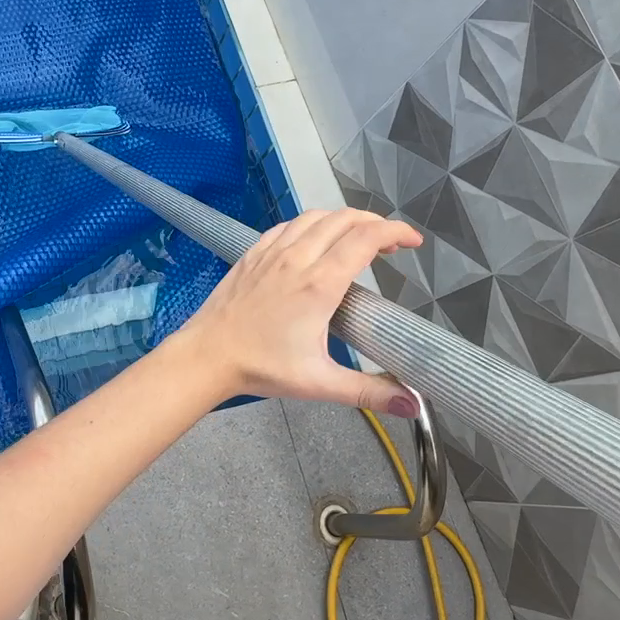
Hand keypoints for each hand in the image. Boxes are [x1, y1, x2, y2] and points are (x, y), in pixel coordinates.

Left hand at [164, 208, 423, 415]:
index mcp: (318, 285)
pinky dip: (310, 224)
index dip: (395, 232)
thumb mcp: (319, 383)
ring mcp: (271, 252)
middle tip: (391, 243)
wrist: (207, 355)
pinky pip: (287, 226)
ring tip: (357, 237)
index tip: (412, 241)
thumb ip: (369, 391)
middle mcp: (296, 259)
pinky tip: (314, 240)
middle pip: (344, 220)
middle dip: (375, 222)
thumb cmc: (261, 367)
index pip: (365, 239)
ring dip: (342, 220)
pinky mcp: (252, 254)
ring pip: (314, 217)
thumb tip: (412, 402)